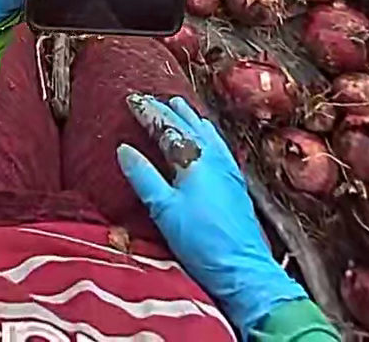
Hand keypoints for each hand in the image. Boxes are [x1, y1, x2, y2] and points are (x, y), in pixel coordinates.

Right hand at [117, 96, 308, 332]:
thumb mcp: (164, 210)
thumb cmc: (201, 241)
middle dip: (164, 109)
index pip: (165, 126)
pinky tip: (205, 131)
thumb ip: (144, 176)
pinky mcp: (234, 177)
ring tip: (175, 104)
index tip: (131, 100)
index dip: (147, 112)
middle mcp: (211, 153)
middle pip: (184, 123)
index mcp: (192, 157)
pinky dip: (205, 128)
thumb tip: (124, 148)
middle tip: (147, 98)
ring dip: (187, 115)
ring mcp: (225, 164)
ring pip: (203, 128)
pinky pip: (216, 140)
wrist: (244, 270)